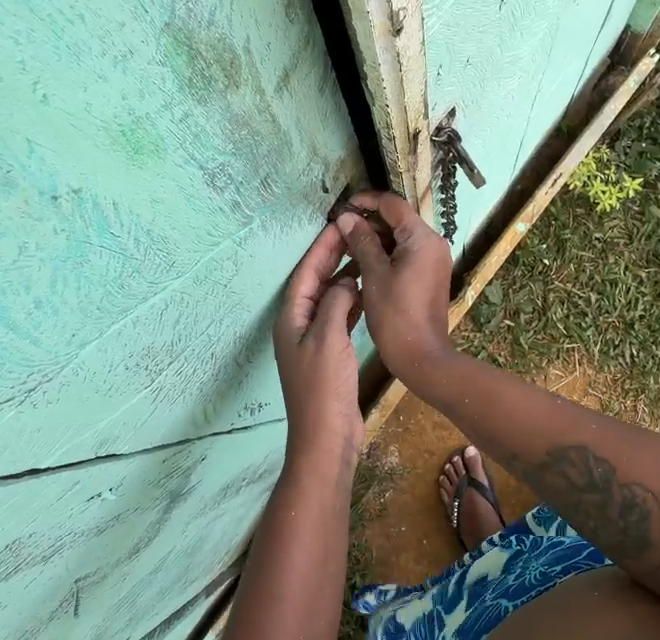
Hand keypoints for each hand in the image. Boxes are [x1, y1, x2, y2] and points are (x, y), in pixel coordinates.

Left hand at [273, 223, 363, 464]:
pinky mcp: (329, 353)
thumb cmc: (323, 387)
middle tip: (357, 232)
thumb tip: (345, 280)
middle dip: (333, 256)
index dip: (322, 247)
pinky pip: (340, 315)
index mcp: (291, 318)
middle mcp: (298, 325)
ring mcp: (313, 340)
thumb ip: (336, 302)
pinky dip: (352, 300)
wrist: (326, 437)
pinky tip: (368, 292)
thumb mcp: (328, 339)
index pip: (306, 271)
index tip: (341, 223)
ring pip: (329, 297)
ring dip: (345, 276)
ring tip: (367, 255)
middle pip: (315, 281)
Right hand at [335, 190, 455, 383]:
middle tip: (340, 230)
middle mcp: (433, 242)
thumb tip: (346, 217)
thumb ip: (361, 241)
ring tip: (347, 246)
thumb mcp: (374, 274)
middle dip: (369, 221)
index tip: (343, 208)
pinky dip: (386, 253)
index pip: (393, 204)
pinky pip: (407, 252)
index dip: (367, 201)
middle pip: (398, 219)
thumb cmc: (395, 315)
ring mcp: (434, 258)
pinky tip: (363, 262)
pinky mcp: (430, 273)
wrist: (422, 355)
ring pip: (401, 237)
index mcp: (422, 238)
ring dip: (375, 238)